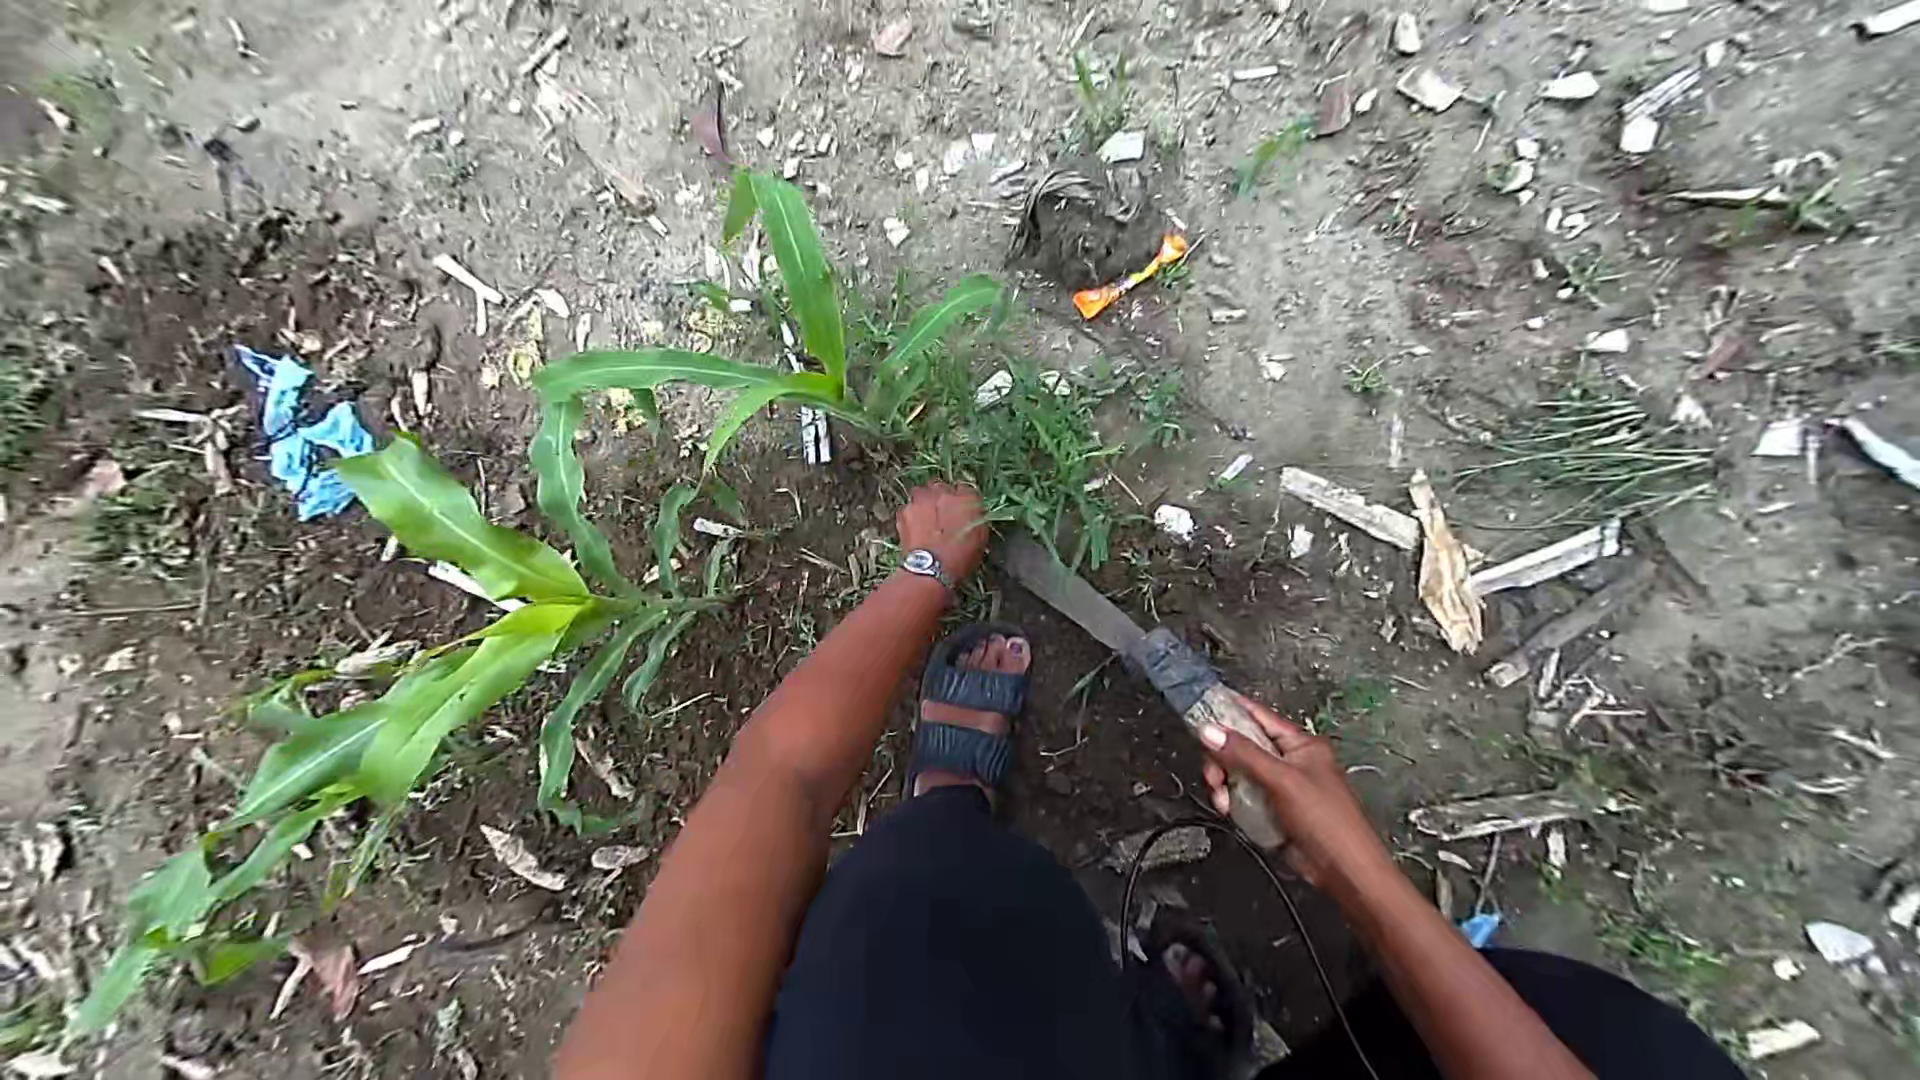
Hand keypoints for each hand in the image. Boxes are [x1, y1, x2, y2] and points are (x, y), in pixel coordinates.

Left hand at [896, 482, 988, 581]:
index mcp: (968, 499)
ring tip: (925, 519)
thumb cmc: (961, 559)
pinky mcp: (905, 510)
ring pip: (922, 493)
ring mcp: (922, 499)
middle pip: (941, 487)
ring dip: (924, 502)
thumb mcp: (979, 539)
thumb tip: (970, 513)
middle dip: (940, 497)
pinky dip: (911, 515)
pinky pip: (908, 507)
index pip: (965, 489)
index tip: (959, 510)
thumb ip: (975, 518)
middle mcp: (944, 493)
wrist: (931, 570)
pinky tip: (914, 528)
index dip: (961, 500)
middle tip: (941, 514)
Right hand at [1198, 692, 1396, 899]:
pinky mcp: (1271, 806)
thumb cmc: (1329, 823)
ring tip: (1223, 798)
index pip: (1257, 715)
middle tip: (1214, 774)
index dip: (1229, 711)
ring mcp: (1279, 784)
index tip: (1201, 712)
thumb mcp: (1282, 780)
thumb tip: (1210, 730)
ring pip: (1236, 770)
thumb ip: (1243, 753)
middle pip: (1240, 744)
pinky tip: (1229, 809)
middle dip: (1221, 758)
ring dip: (1224, 782)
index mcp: (1300, 744)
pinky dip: (1230, 799)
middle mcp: (1288, 760)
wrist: (1345, 874)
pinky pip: (1241, 792)